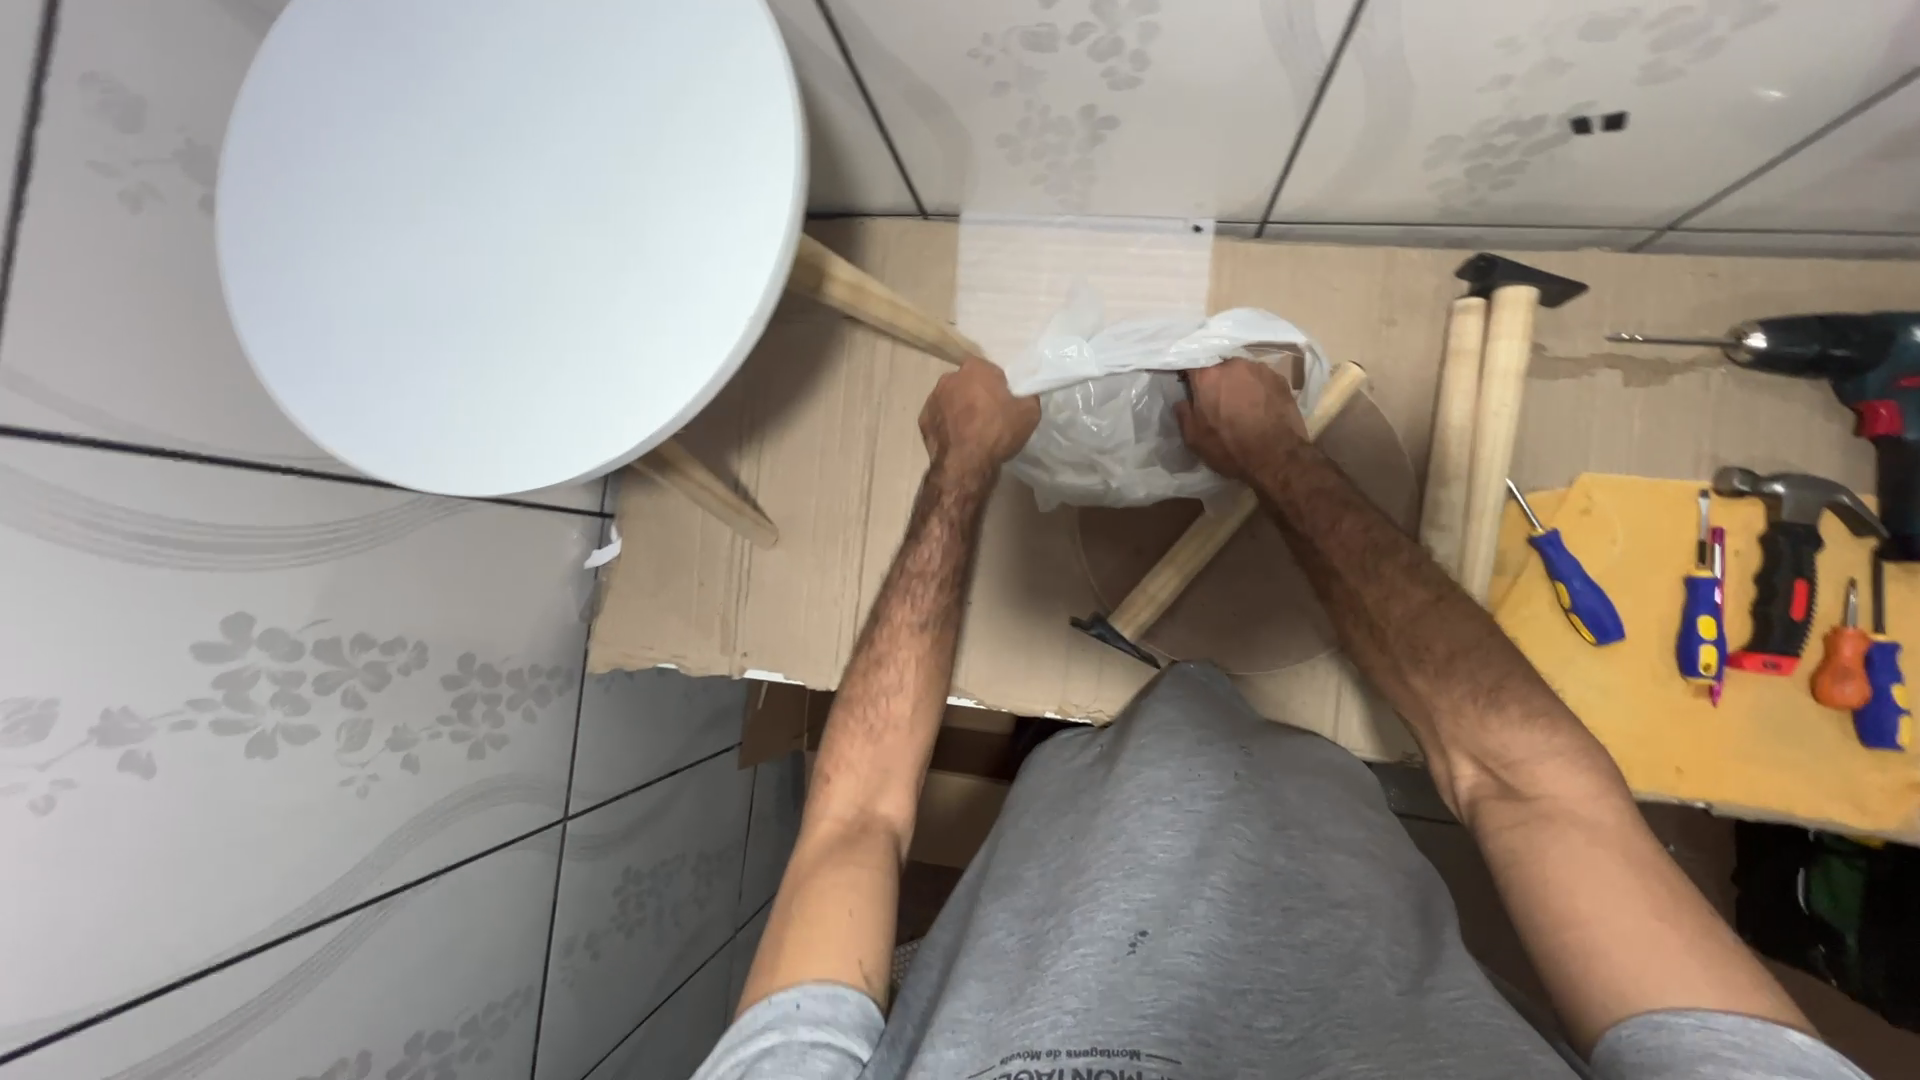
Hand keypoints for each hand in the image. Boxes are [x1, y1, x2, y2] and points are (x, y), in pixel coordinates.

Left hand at [919, 357, 1039, 490]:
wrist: (966, 464)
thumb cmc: (998, 431)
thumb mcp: (1029, 412)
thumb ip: (1027, 396)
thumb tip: (1023, 396)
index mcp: (975, 368)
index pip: (990, 371)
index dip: (999, 386)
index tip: (1005, 402)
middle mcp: (949, 378)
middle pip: (968, 384)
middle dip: (977, 395)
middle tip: (989, 416)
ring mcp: (932, 399)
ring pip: (951, 400)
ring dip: (960, 410)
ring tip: (972, 431)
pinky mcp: (923, 420)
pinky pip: (940, 419)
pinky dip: (948, 426)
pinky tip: (958, 440)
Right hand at [1174, 357, 1307, 482]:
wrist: (1276, 458)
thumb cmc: (1228, 448)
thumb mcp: (1193, 438)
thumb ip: (1183, 413)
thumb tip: (1183, 401)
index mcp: (1208, 376)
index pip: (1191, 365)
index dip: (1189, 377)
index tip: (1189, 388)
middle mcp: (1234, 365)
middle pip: (1219, 367)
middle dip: (1216, 381)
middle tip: (1218, 402)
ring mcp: (1260, 369)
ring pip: (1242, 372)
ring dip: (1238, 384)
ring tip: (1242, 406)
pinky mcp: (1280, 379)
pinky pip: (1261, 380)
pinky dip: (1257, 389)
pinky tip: (1260, 408)